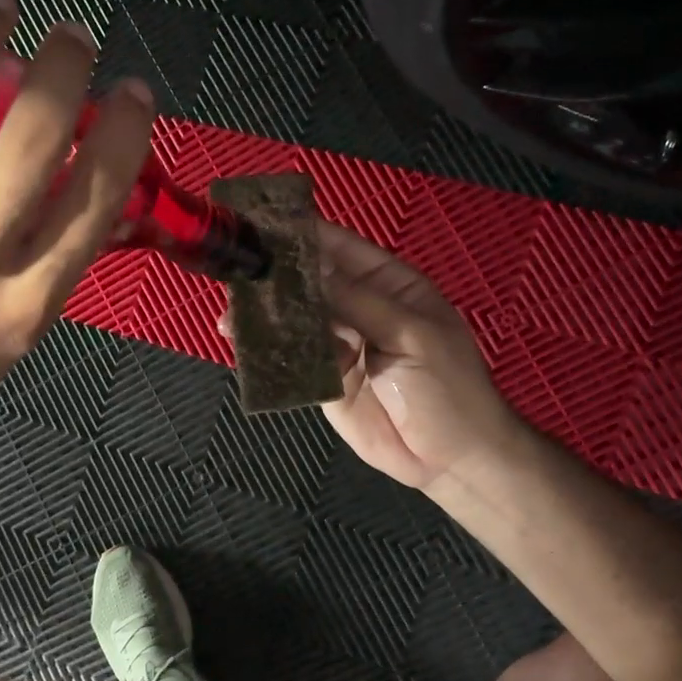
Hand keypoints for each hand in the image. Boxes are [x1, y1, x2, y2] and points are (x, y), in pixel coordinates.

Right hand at [222, 222, 521, 490]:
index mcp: (387, 285)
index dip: (304, 233)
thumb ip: (357, 301)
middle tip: (232, 266)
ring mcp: (337, 344)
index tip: (262, 221)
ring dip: (263, 313)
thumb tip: (307, 267)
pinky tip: (239, 340)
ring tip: (230, 311)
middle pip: (308, 282)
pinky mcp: (321, 379)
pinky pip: (289, 357)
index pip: (339, 248)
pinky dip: (265, 349)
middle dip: (273, 274)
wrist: (450, 459)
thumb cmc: (448, 387)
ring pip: (293, 319)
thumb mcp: (410, 334)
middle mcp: (357, 308)